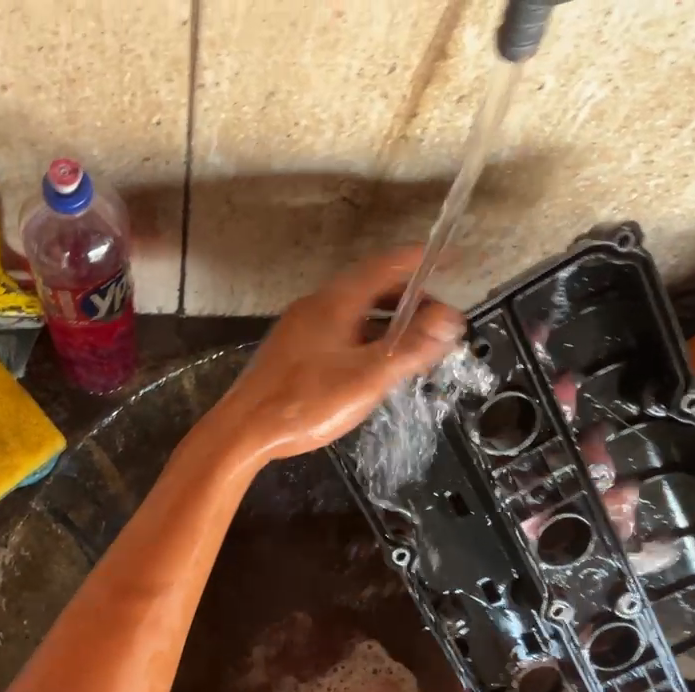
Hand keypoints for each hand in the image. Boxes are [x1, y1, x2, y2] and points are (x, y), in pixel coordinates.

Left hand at [207, 248, 465, 462]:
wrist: (242, 432)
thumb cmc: (304, 404)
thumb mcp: (366, 378)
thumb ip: (410, 348)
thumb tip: (452, 319)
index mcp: (335, 303)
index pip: (385, 265)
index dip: (419, 260)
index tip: (447, 257)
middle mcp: (315, 306)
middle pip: (369, 286)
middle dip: (406, 297)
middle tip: (435, 318)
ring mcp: (299, 329)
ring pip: (352, 311)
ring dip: (384, 320)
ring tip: (410, 343)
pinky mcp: (291, 352)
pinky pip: (336, 330)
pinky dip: (363, 336)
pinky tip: (370, 363)